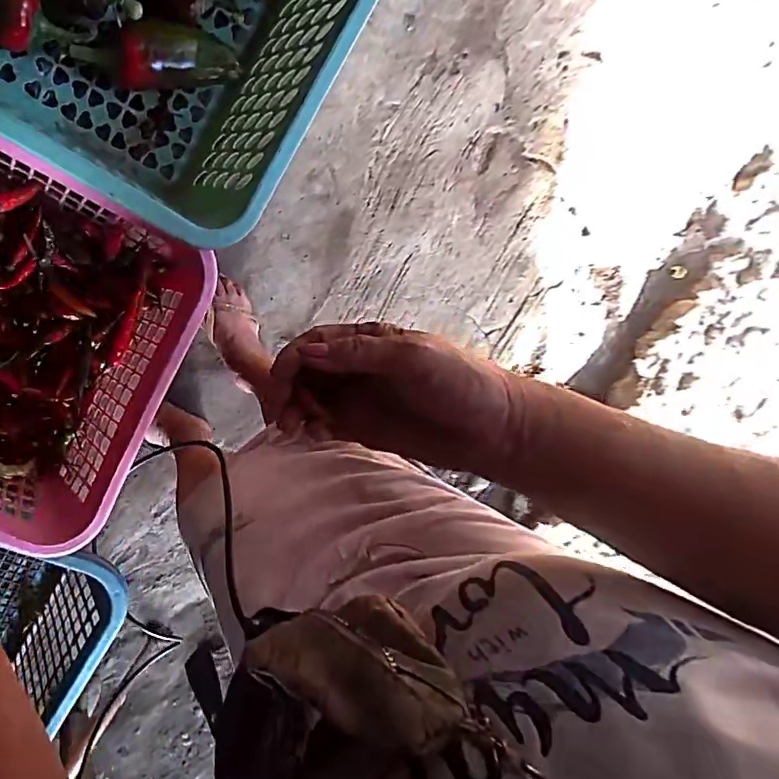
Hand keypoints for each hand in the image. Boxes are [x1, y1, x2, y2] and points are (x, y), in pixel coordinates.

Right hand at [262, 323, 525, 472]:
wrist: (497, 431)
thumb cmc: (462, 383)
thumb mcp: (412, 357)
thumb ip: (359, 352)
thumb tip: (308, 352)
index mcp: (363, 341)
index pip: (311, 345)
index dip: (290, 362)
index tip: (280, 385)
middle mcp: (352, 367)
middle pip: (301, 373)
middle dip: (285, 391)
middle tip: (283, 416)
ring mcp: (353, 397)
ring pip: (305, 399)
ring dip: (294, 411)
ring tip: (296, 430)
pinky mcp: (357, 426)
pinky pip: (320, 424)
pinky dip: (310, 429)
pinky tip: (317, 436)